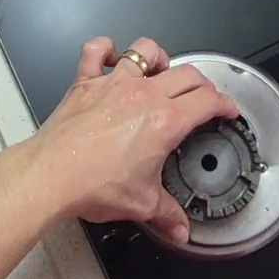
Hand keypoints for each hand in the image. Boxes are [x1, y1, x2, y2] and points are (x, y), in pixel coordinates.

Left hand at [13, 37, 239, 243]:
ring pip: (144, 50)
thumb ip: (167, 215)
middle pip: (186, 73)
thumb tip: (180, 229)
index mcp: (165, 121)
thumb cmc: (93, 184)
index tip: (227, 109)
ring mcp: (113, 84)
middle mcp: (142, 95)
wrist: (52, 176)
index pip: (207, 101)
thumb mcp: (141, 203)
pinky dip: (105, 49)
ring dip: (159, 56)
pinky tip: (111, 57)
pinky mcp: (86, 82)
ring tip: (162, 68)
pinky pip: (96, 51)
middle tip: (203, 97)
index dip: (224, 104)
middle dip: (202, 84)